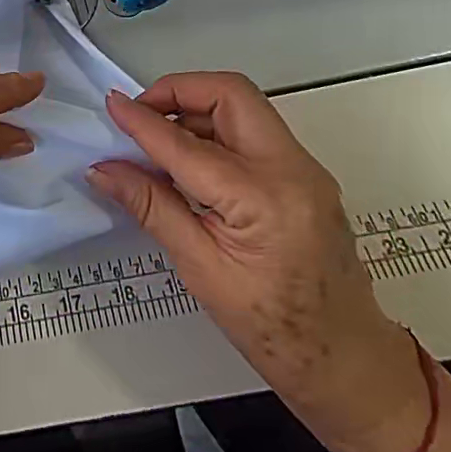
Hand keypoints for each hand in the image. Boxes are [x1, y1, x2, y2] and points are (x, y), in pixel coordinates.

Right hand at [84, 73, 429, 451]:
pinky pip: (252, 131)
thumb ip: (150, 207)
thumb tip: (104, 170)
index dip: (141, 120)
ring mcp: (304, 169)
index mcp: (262, 198)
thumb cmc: (272, 327)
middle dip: (178, 91)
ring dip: (194, 109)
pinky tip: (185, 159)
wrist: (346, 360)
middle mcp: (291, 169)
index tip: (109, 104)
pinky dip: (212, 129)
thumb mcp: (199, 267)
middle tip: (138, 113)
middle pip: (231, 94)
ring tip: (155, 139)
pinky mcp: (303, 176)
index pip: (186, 143)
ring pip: (242, 107)